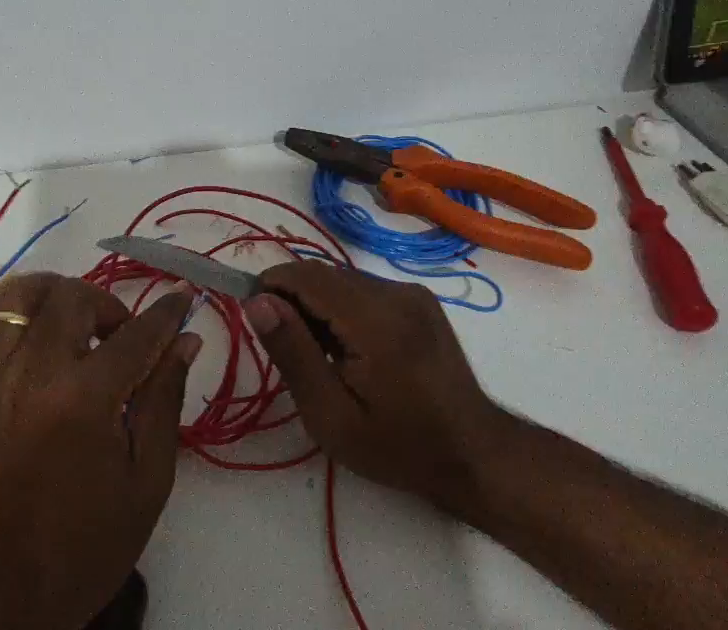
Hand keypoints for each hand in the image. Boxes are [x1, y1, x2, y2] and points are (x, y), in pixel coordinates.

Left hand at [0, 273, 200, 629]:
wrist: (2, 590)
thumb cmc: (87, 543)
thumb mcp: (146, 479)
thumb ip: (164, 398)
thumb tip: (186, 340)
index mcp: (82, 399)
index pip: (134, 334)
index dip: (165, 313)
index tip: (182, 298)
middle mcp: (30, 373)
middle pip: (71, 299)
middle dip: (109, 305)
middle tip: (126, 337)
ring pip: (17, 296)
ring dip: (55, 296)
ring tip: (78, 325)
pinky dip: (16, 315)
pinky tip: (39, 338)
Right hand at [242, 261, 513, 517]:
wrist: (474, 455)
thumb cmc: (398, 446)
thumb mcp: (331, 416)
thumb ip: (293, 353)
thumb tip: (257, 301)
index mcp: (375, 320)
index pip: (305, 275)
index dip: (270, 287)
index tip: (252, 317)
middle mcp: (396, 293)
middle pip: (323, 273)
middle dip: (292, 299)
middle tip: (287, 349)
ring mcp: (412, 293)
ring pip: (342, 279)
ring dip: (317, 304)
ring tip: (319, 355)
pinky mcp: (420, 300)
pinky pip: (363, 289)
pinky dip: (342, 308)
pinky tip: (347, 349)